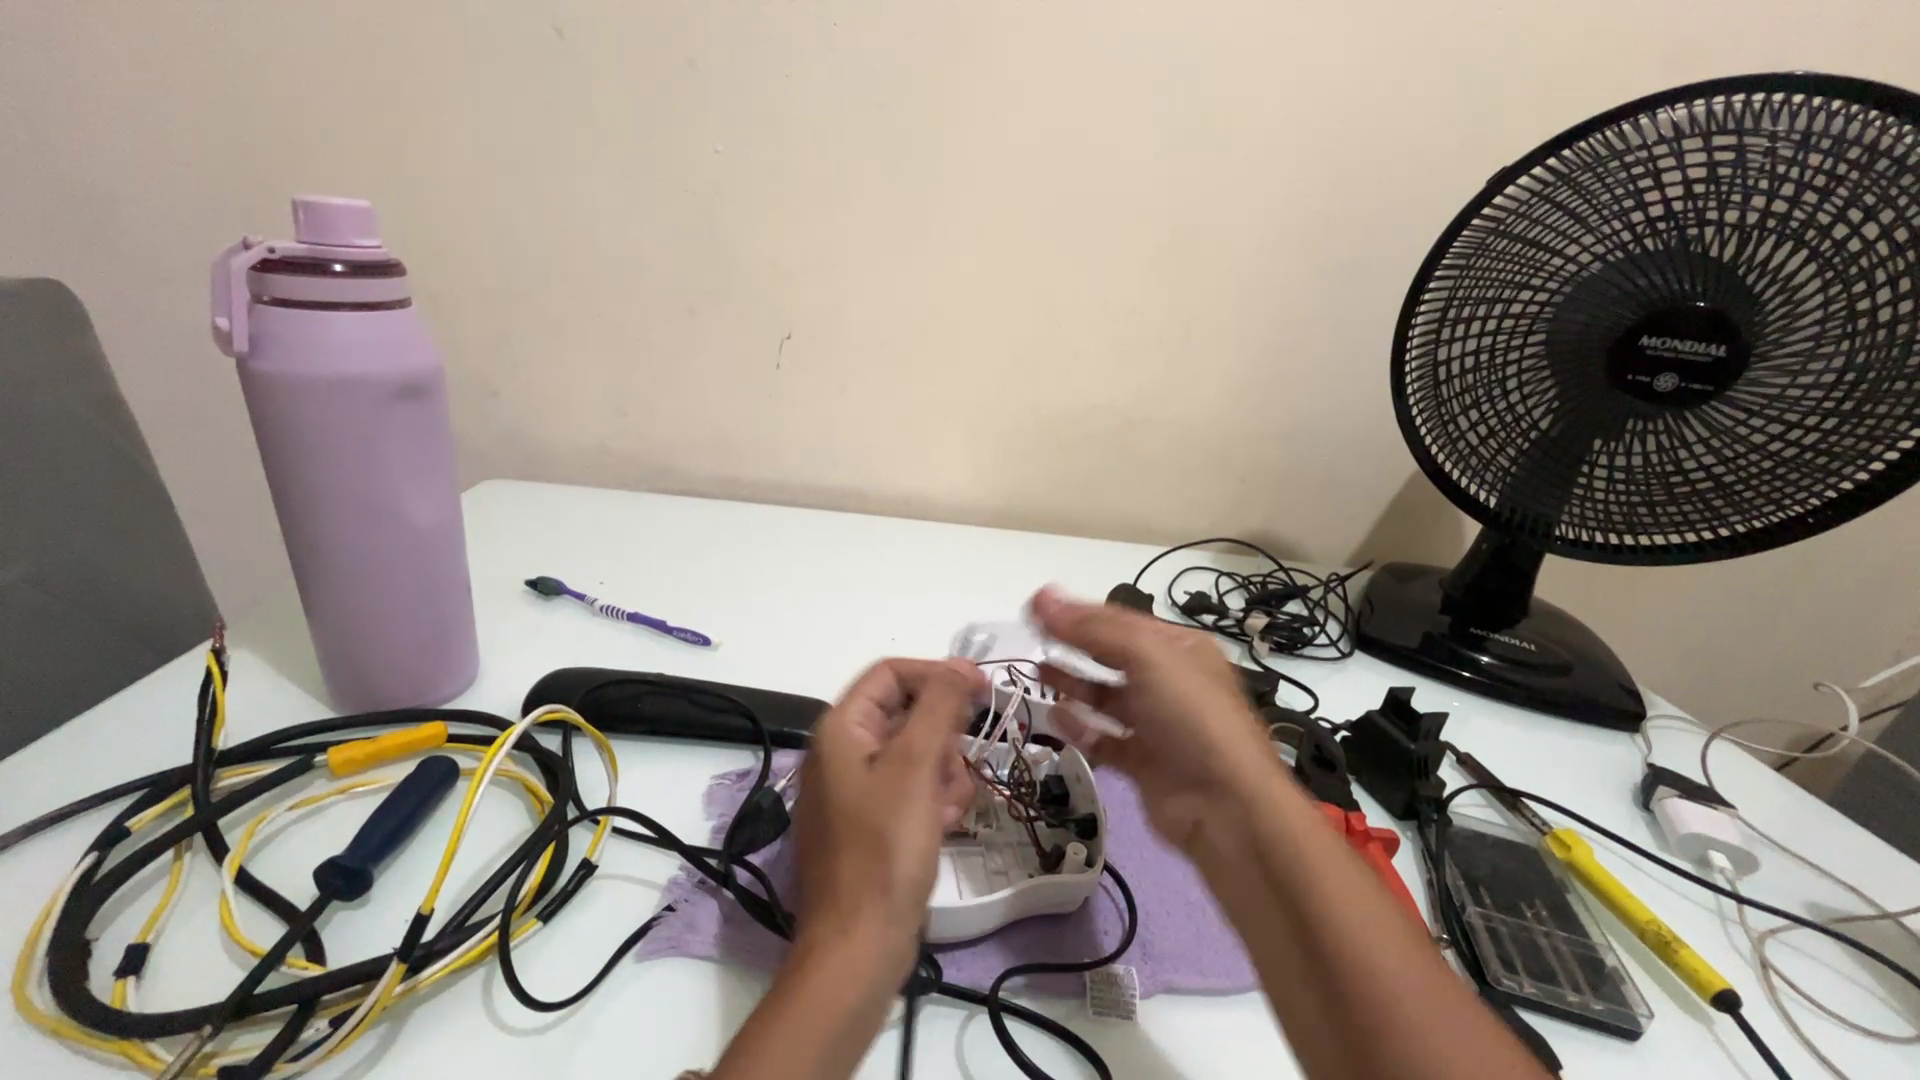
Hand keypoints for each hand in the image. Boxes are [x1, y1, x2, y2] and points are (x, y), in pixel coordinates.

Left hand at [792, 658, 984, 981]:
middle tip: (956, 767)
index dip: (938, 673)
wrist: (860, 944)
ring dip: (944, 774)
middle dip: (943, 738)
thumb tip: (958, 666)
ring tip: (947, 808)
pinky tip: (943, 827)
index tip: (984, 690)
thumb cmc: (885, 847)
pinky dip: (933, 801)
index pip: (892, 673)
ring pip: (917, 755)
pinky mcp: (871, 825)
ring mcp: (855, 791)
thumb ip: (938, 706)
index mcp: (841, 729)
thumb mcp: (916, 766)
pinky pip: (912, 791)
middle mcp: (842, 753)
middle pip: (907, 714)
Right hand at [1031, 586, 1285, 850]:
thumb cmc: (1190, 717)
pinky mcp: (1143, 761)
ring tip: (1038, 673)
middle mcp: (1169, 681)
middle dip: (1075, 645)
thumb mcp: (1147, 657)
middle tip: (1032, 636)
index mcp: (1179, 648)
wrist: (1225, 805)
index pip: (1121, 620)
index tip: (1035, 608)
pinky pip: (1105, 738)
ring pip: (1106, 697)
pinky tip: (1055, 716)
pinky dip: (1081, 727)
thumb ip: (1092, 629)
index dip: (1078, 612)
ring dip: (1074, 684)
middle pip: (1112, 656)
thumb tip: (1042, 596)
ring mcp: (1157, 723)